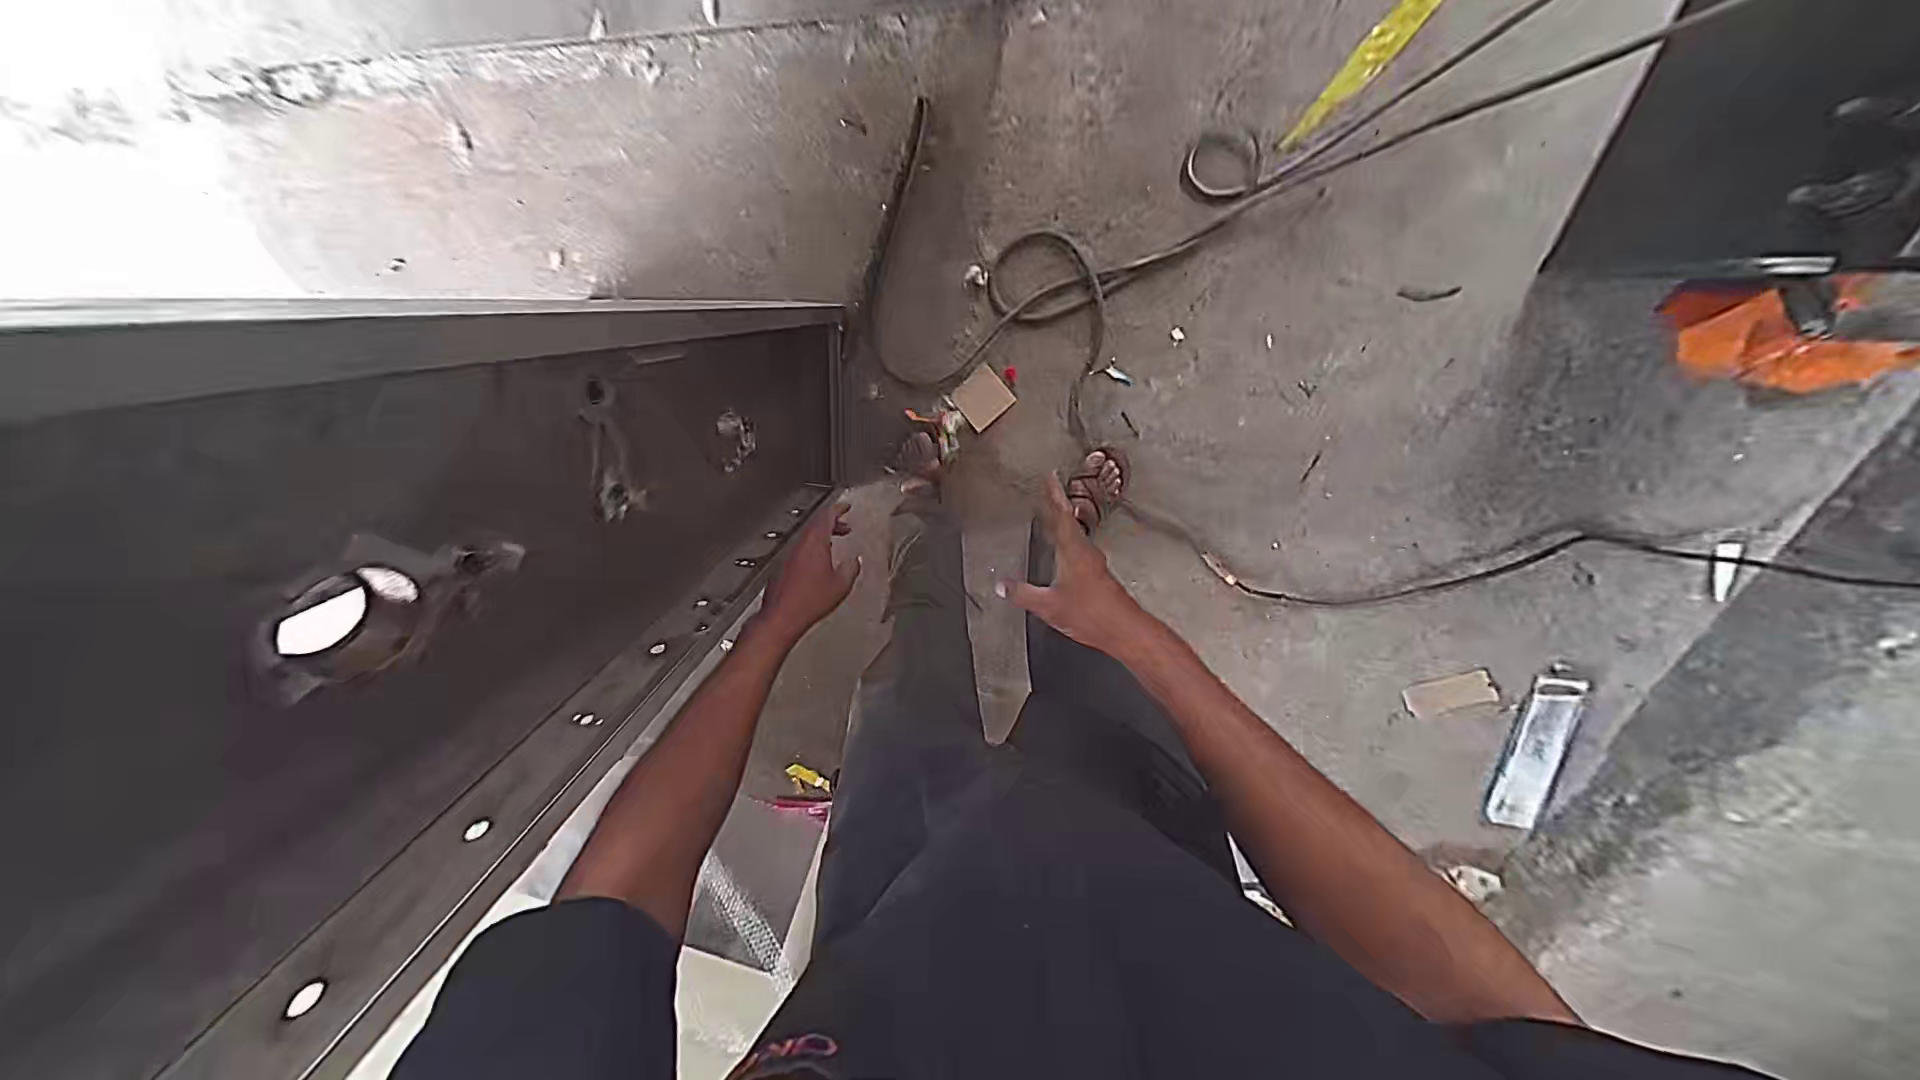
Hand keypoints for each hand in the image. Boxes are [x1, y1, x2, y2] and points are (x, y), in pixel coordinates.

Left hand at [758, 501, 860, 642]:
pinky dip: (812, 550)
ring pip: (807, 538)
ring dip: (822, 537)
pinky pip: (799, 551)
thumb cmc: (808, 601)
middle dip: (832, 523)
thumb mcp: (841, 584)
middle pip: (815, 524)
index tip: (845, 506)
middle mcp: (799, 546)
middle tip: (844, 525)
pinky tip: (818, 563)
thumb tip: (854, 562)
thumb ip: (851, 568)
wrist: (782, 617)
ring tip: (834, 544)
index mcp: (815, 543)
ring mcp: (789, 556)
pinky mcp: (783, 568)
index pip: (826, 516)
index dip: (838, 509)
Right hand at [998, 474, 1156, 656]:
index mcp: (1073, 552)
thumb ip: (1023, 594)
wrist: (1124, 630)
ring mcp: (1094, 564)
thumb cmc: (1093, 614)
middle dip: (1057, 505)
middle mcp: (1086, 553)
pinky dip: (1069, 542)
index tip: (1049, 478)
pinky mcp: (1098, 576)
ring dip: (1064, 523)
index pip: (1061, 515)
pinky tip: (1064, 553)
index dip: (1053, 495)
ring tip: (1053, 516)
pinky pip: (1080, 551)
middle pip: (1068, 521)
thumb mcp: (1048, 605)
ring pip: (1075, 536)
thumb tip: (1002, 585)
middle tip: (1048, 491)